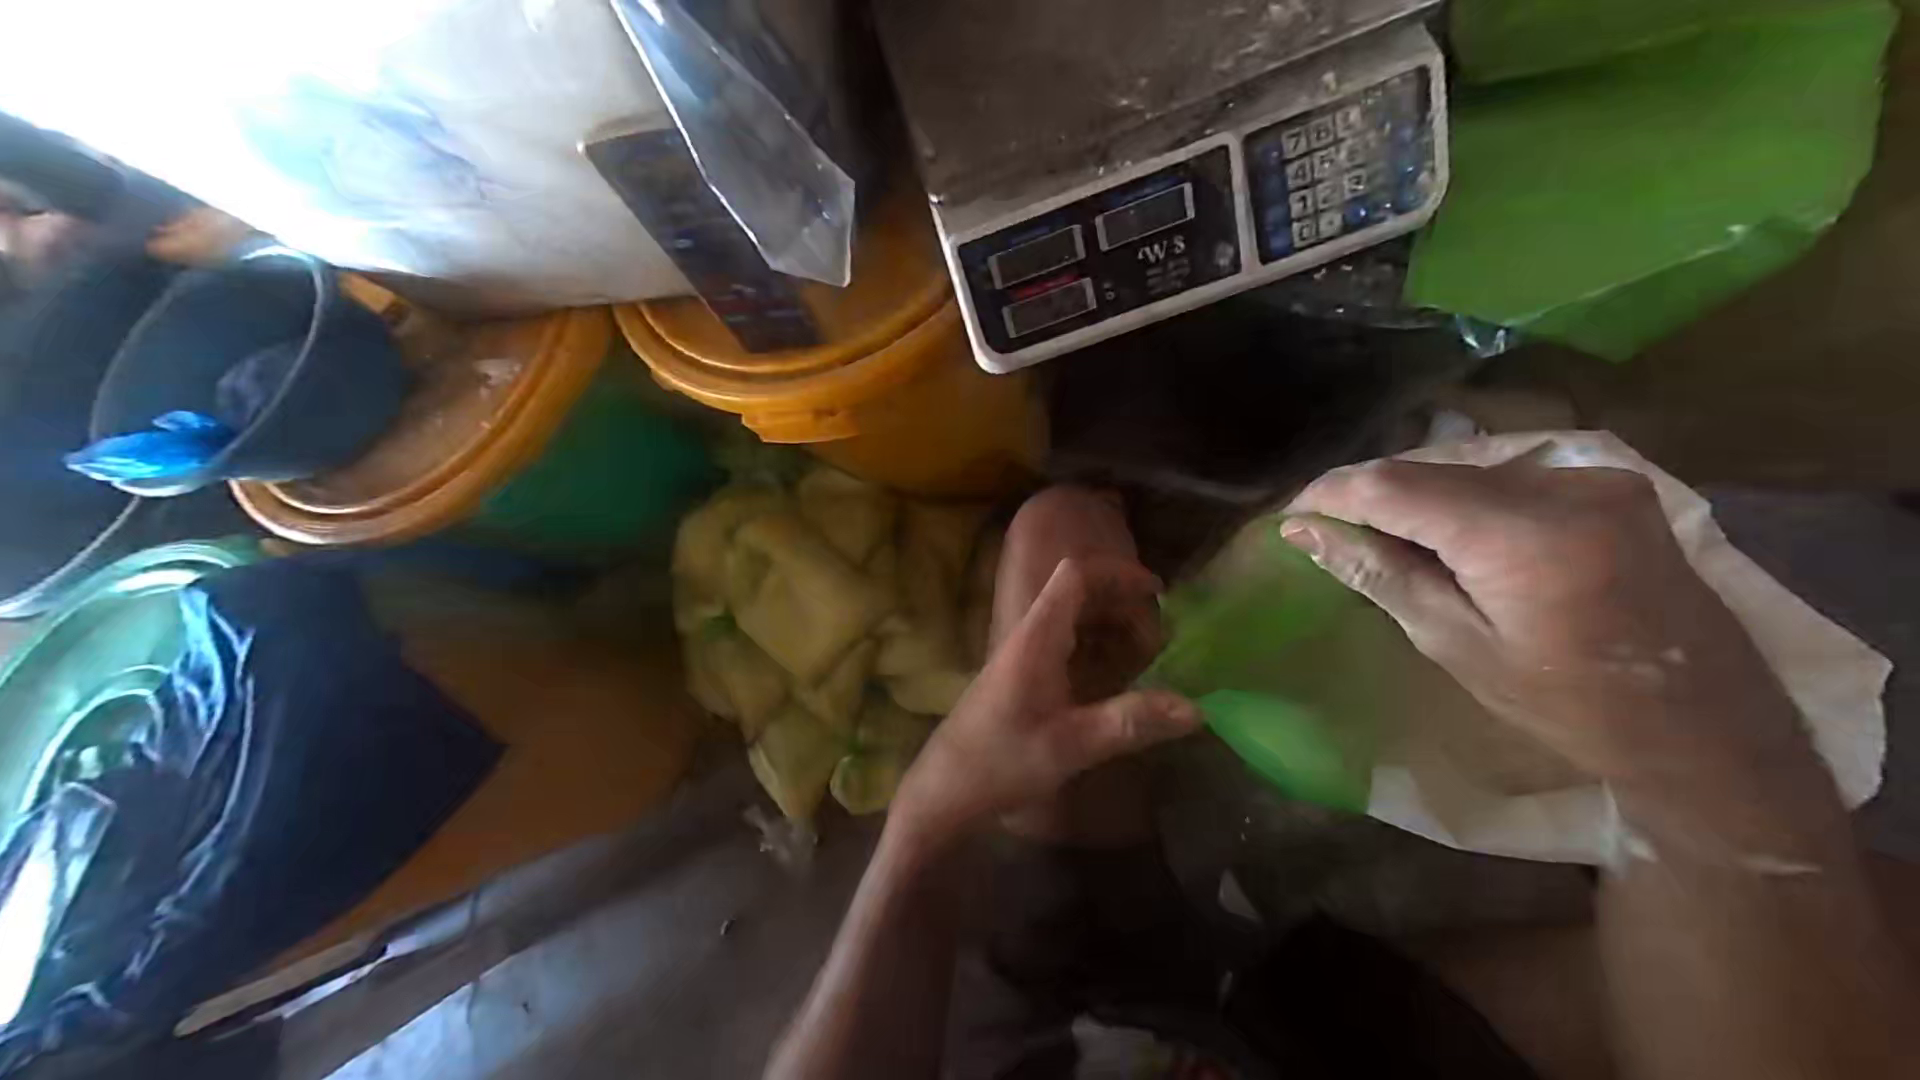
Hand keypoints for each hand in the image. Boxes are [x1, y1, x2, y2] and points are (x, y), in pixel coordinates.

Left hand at [889, 557, 1199, 849]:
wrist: (946, 789)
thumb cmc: (1002, 762)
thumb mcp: (1072, 745)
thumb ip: (1131, 722)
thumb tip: (1195, 709)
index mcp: (1037, 637)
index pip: (1074, 576)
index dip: (1117, 573)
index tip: (1157, 591)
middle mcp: (1028, 635)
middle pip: (1076, 592)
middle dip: (1121, 602)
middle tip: (1158, 632)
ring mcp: (1022, 654)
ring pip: (1070, 617)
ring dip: (1109, 624)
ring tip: (1145, 653)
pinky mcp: (1021, 675)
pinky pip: (1063, 642)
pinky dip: (1094, 646)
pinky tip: (1114, 676)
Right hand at [1282, 457, 1821, 803]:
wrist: (1705, 729)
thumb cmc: (1564, 704)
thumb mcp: (1451, 641)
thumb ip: (1375, 571)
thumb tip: (1300, 531)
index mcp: (1524, 535)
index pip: (1393, 485)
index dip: (1330, 493)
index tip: (1289, 516)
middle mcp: (1563, 486)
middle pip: (1424, 468)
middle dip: (1363, 495)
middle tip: (1322, 530)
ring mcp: (1594, 478)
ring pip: (1459, 467)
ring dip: (1405, 496)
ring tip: (1371, 534)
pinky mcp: (1608, 484)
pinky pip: (1500, 474)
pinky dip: (1452, 497)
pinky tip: (1435, 531)